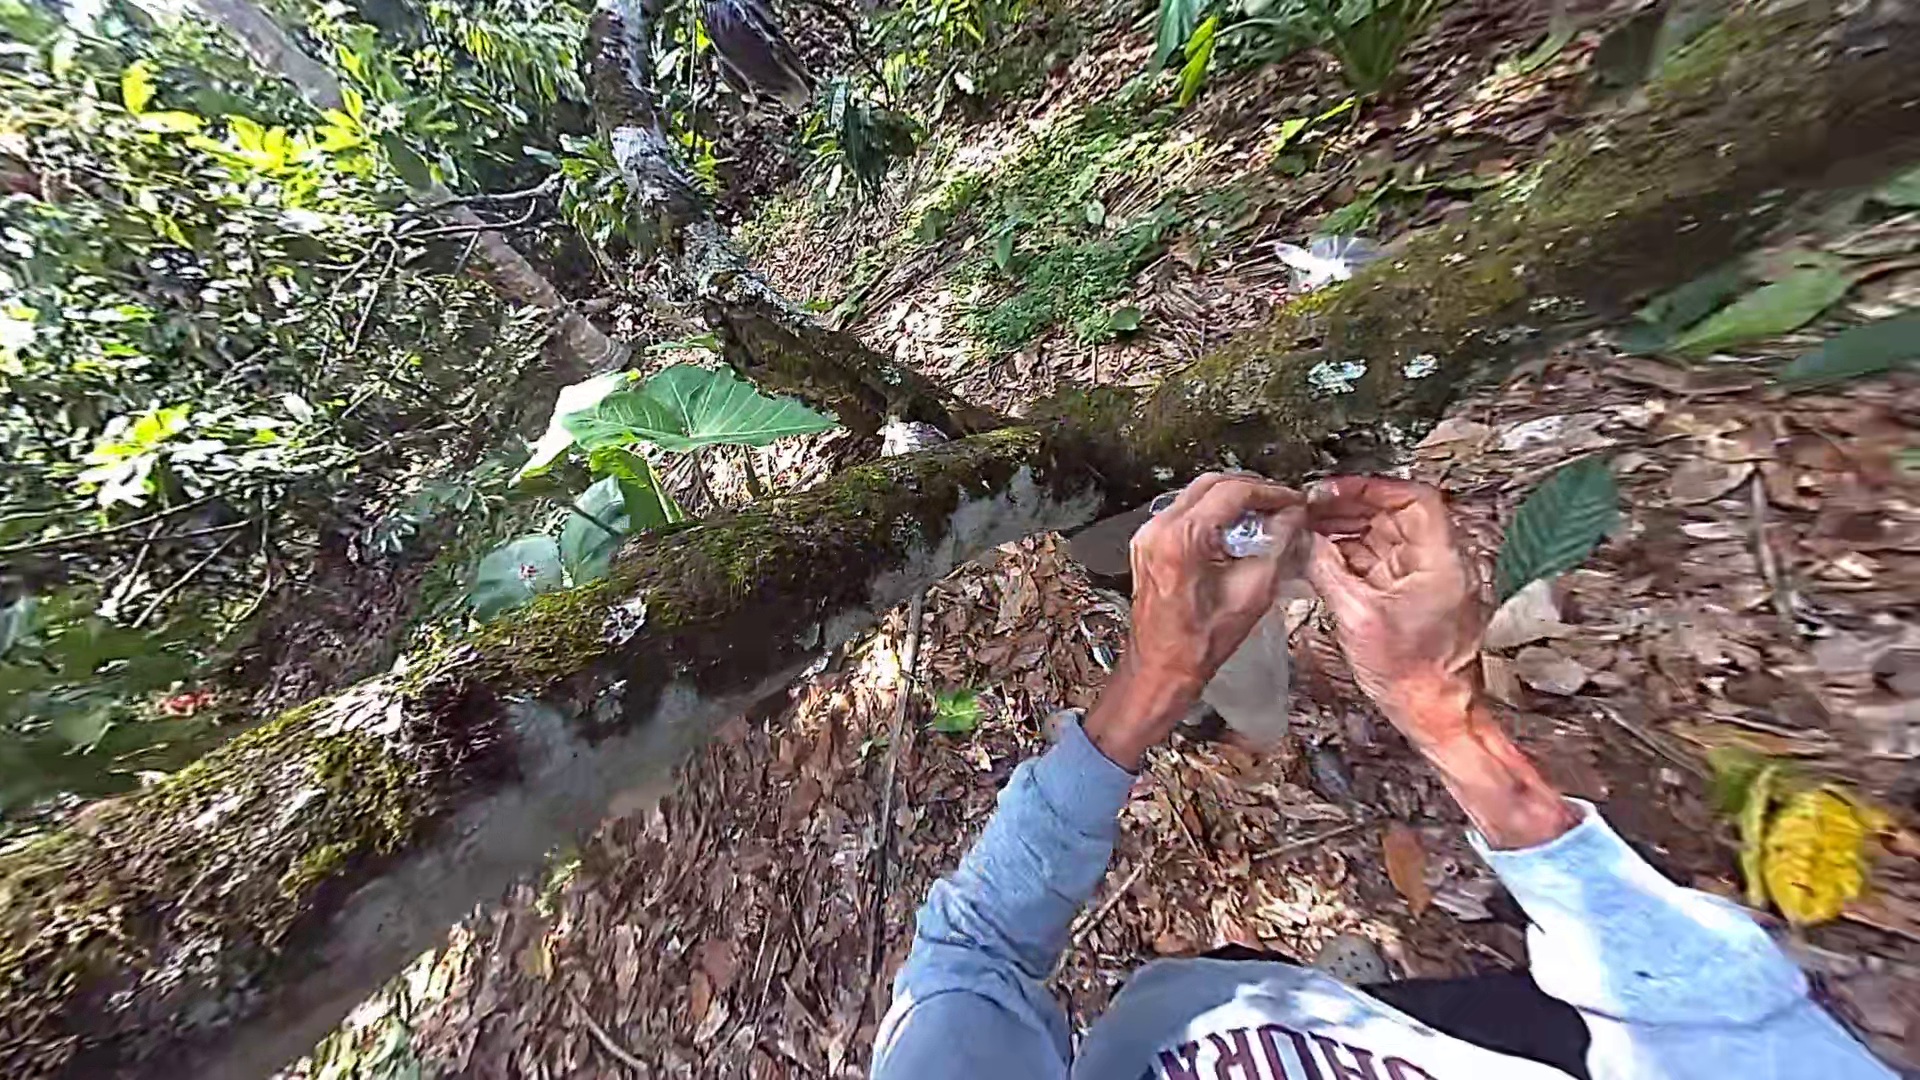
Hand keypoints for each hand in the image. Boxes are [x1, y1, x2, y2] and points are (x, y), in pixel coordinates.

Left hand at [1084, 473, 1306, 767]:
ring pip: (1194, 494)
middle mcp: (1157, 531)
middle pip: (1211, 484)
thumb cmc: (1199, 642)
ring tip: (1263, 515)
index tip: (1292, 501)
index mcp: (1180, 540)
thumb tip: (1292, 517)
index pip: (1232, 493)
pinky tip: (1234, 529)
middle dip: (1251, 489)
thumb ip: (1276, 546)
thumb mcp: (1252, 594)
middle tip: (1281, 504)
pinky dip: (1211, 513)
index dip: (1270, 492)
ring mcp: (1147, 536)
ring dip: (1230, 499)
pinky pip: (1181, 512)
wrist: (1160, 664)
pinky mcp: (1146, 544)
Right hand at [1305, 476, 1482, 743]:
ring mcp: (1417, 577)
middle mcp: (1434, 563)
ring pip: (1377, 533)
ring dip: (1339, 527)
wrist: (1429, 708)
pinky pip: (1369, 557)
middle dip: (1345, 506)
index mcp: (1439, 562)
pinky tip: (1314, 552)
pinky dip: (1341, 550)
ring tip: (1304, 528)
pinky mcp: (1400, 591)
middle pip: (1390, 513)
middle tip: (1306, 508)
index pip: (1413, 500)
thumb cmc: (1410, 672)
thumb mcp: (1357, 615)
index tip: (1330, 491)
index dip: (1369, 488)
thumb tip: (1301, 539)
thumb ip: (1326, 569)